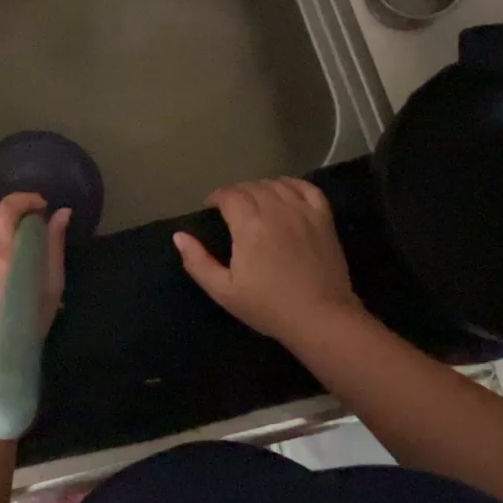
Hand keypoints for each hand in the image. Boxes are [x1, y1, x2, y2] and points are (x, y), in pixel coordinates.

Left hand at [0, 193, 70, 365]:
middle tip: (34, 223)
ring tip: (19, 244)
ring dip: (1, 230)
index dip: (26, 200)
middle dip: (14, 212)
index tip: (42, 206)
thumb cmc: (26, 319)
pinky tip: (2, 264)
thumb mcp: (50, 283)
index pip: (8, 207)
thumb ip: (53, 244)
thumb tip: (61, 214)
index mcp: (3, 247)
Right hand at [173, 178, 374, 349]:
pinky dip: (292, 185)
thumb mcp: (224, 291)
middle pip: (251, 187)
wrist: (321, 318)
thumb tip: (179, 236)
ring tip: (256, 203)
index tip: (211, 209)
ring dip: (261, 188)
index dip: (216, 198)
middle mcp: (276, 210)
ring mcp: (303, 211)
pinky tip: (285, 193)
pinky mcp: (324, 219)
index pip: (228, 194)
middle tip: (231, 211)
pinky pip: (307, 188)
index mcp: (249, 225)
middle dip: (236, 194)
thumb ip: (198, 262)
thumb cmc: (269, 307)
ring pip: (276, 184)